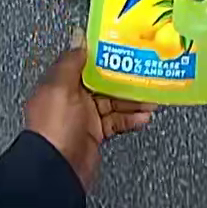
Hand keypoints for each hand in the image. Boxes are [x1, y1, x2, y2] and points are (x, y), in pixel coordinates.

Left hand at [25, 48, 155, 189]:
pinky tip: (144, 116)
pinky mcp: (96, 134)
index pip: (86, 61)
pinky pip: (117, 121)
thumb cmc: (54, 128)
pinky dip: (131, 118)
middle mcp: (72, 98)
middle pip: (104, 81)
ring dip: (134, 99)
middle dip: (125, 77)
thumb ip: (72, 60)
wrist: (56, 172)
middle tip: (146, 71)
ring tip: (152, 95)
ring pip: (114, 101)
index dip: (105, 54)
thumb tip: (78, 35)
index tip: (126, 47)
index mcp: (61, 82)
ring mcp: (85, 117)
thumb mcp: (61, 87)